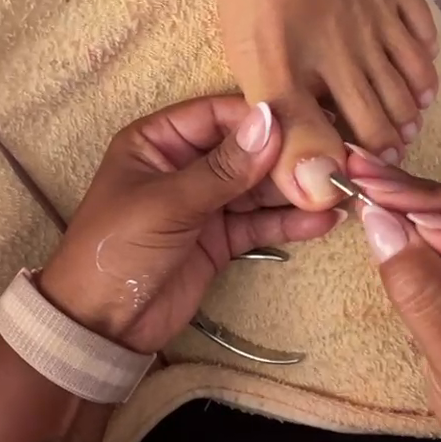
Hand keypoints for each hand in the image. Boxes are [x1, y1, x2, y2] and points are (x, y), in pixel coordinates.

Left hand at [37, 96, 343, 353]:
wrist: (100, 327)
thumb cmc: (116, 250)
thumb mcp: (167, 204)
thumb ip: (222, 168)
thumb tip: (269, 120)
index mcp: (158, 141)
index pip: (217, 114)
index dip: (261, 118)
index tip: (308, 123)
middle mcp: (185, 164)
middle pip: (245, 149)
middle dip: (287, 155)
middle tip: (335, 158)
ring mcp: (205, 202)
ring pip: (258, 186)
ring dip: (295, 189)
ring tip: (340, 188)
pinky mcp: (220, 238)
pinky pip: (259, 222)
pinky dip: (289, 221)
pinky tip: (324, 220)